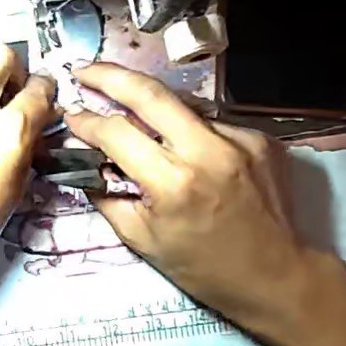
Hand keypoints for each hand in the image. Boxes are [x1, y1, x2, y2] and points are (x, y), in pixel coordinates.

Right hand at [62, 63, 337, 335]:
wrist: (275, 276)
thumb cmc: (204, 268)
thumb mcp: (143, 241)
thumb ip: (109, 197)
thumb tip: (87, 165)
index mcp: (173, 183)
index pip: (117, 133)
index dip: (86, 122)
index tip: (70, 115)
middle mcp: (208, 150)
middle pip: (150, 92)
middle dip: (110, 75)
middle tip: (84, 70)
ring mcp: (239, 139)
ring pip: (183, 104)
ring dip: (152, 105)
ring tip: (131, 111)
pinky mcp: (259, 138)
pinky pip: (212, 122)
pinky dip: (189, 130)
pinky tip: (185, 148)